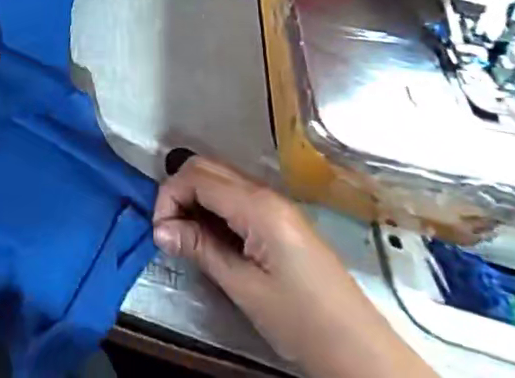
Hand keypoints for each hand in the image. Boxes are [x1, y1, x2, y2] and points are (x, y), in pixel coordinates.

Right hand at [152, 155, 425, 377]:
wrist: (357, 347)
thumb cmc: (301, 320)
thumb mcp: (244, 288)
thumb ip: (201, 249)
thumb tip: (162, 230)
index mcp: (258, 205)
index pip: (198, 176)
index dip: (169, 197)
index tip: (158, 232)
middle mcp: (266, 193)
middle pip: (208, 168)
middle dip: (179, 192)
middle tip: (167, 233)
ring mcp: (276, 204)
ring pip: (221, 179)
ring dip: (196, 199)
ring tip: (185, 238)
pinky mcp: (280, 219)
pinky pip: (237, 197)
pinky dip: (215, 207)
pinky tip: (209, 237)